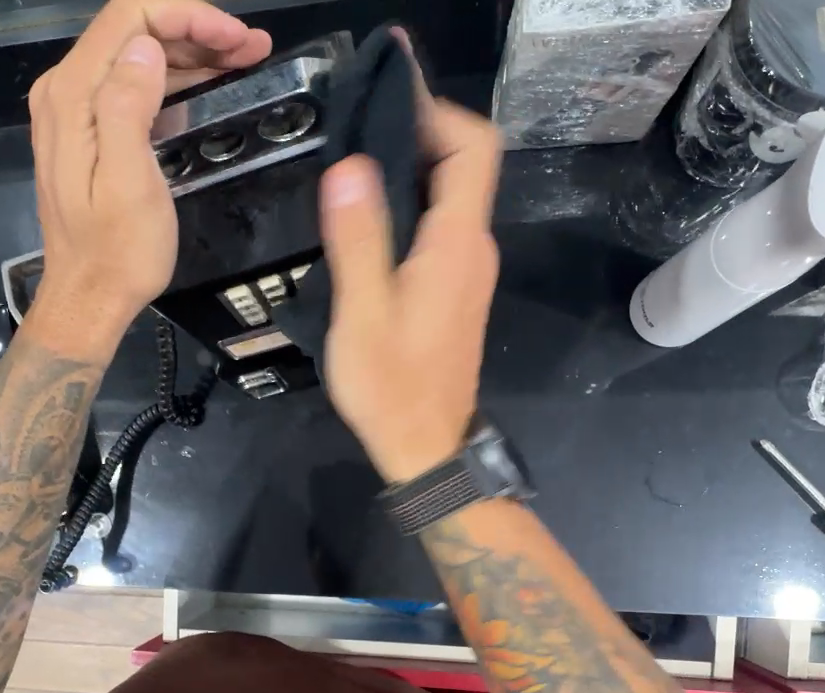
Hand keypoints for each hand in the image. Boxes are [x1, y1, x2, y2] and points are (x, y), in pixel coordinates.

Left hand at [23, 0, 271, 358]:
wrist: (88, 300)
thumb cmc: (117, 254)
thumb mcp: (129, 185)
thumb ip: (128, 108)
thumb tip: (146, 50)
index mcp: (73, 97)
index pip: (130, 17)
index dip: (189, 15)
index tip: (238, 39)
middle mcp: (64, 92)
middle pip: (133, 30)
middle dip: (195, 29)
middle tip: (253, 48)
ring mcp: (72, 113)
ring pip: (134, 56)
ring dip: (189, 52)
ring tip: (243, 59)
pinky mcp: (86, 134)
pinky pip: (130, 87)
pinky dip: (171, 80)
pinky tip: (205, 85)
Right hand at [319, 97, 502, 483]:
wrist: (426, 448)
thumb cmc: (391, 388)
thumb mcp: (362, 315)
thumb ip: (358, 241)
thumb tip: (351, 167)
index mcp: (456, 245)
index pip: (472, 148)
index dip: (435, 114)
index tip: (383, 111)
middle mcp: (473, 250)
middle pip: (462, 168)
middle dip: (415, 138)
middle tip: (353, 137)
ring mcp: (467, 273)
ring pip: (448, 201)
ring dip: (408, 176)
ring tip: (351, 177)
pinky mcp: (454, 293)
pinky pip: (438, 232)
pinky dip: (410, 212)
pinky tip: (367, 229)